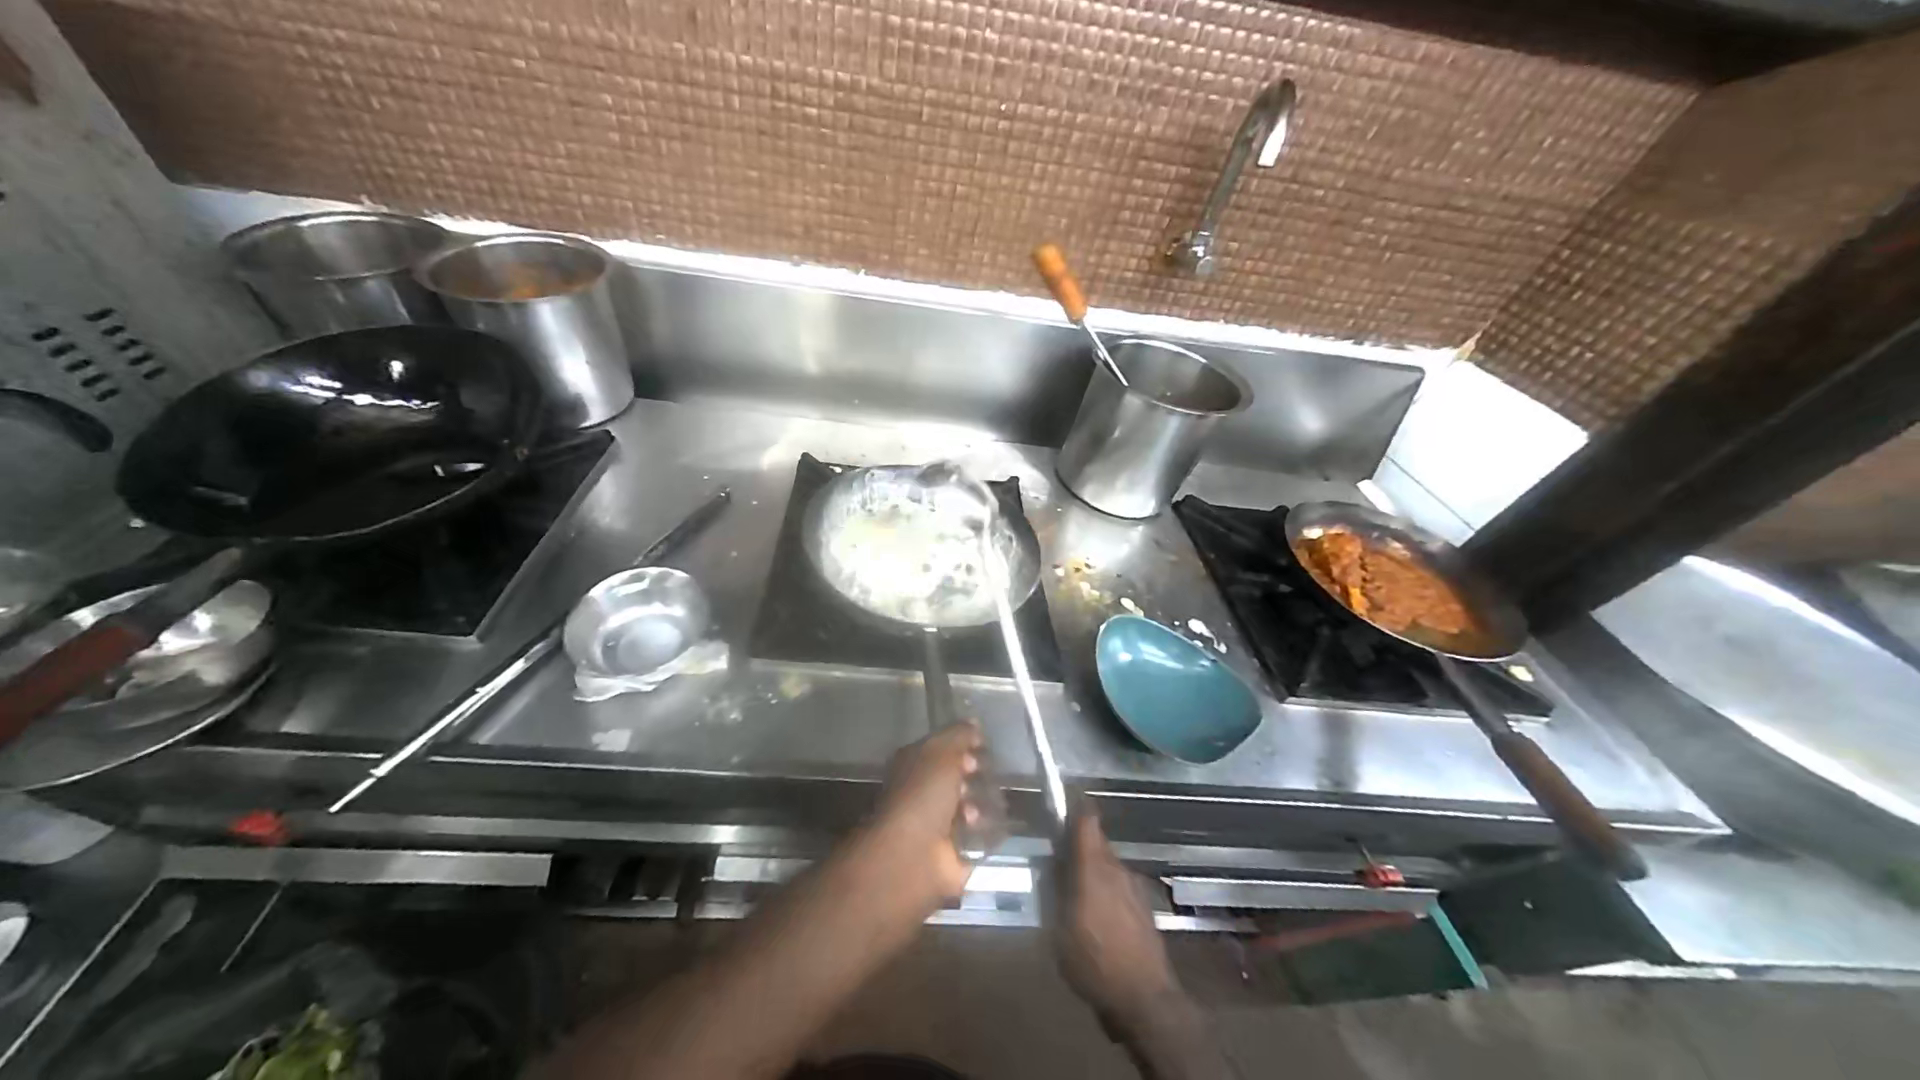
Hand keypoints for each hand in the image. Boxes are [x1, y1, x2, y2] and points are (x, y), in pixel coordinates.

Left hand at [863, 721, 983, 905]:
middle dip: (975, 776)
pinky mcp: (959, 851)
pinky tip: (983, 830)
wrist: (912, 855)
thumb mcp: (941, 752)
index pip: (946, 748)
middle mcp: (926, 792)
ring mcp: (942, 823)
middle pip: (963, 776)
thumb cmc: (922, 795)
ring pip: (976, 804)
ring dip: (980, 805)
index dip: (964, 745)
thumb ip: (959, 734)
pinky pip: (983, 833)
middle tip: (978, 780)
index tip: (980, 747)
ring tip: (973, 813)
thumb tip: (974, 723)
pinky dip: (987, 831)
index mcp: (915, 765)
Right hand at [1055, 806, 1179, 1026]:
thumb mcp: (1057, 930)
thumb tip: (1048, 866)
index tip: (1062, 799)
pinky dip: (1104, 889)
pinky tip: (1094, 915)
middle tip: (1056, 858)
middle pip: (1096, 842)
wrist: (1144, 999)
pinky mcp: (1143, 906)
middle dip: (1077, 845)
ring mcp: (1134, 887)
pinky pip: (1117, 885)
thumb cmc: (1094, 962)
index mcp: (1093, 868)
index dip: (1074, 806)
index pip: (1087, 821)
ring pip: (1107, 865)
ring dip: (1091, 869)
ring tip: (1072, 891)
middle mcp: (1116, 868)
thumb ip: (1051, 892)